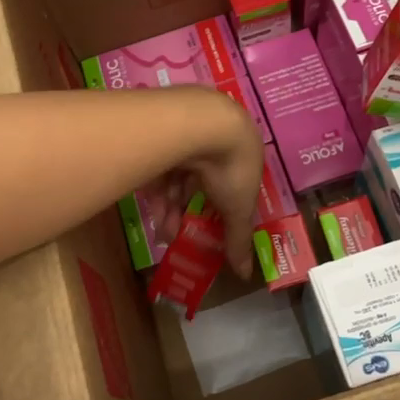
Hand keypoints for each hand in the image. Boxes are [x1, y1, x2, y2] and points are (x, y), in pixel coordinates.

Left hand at [151, 88, 265, 277]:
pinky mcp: (158, 132)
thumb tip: (246, 274)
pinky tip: (152, 211)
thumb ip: (238, 238)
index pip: (225, 185)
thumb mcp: (238, 208)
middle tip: (175, 236)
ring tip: (161, 232)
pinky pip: (157, 166)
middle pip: (195, 182)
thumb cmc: (230, 167)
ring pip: (173, 176)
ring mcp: (183, 133)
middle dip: (185, 212)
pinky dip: (156, 190)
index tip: (204, 231)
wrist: (204, 124)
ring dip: (169, 206)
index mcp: (239, 151)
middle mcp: (211, 138)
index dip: (215, 209)